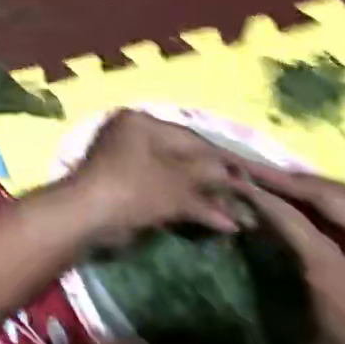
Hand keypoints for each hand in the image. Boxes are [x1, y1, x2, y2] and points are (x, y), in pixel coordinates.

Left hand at [54, 109, 251, 245]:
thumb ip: (210, 177)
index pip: (192, 139)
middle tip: (250, 200)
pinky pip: (163, 189)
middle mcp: (132, 134)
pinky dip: (187, 203)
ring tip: (240, 216)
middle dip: (217, 181)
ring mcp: (126, 158)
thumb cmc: (134, 188)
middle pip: (184, 157)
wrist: (89, 215)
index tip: (255, 178)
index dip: (226, 160)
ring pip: (175, 176)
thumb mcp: (178, 182)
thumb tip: (238, 178)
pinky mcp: (125, 182)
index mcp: (141, 122)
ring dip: (206, 197)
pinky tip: (217, 221)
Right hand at [240, 169, 344, 343]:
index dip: (290, 182)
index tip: (250, 169)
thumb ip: (291, 226)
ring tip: (288, 199)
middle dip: (312, 189)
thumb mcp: (323, 275)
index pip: (339, 198)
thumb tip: (252, 190)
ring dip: (331, 209)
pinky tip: (323, 231)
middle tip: (268, 179)